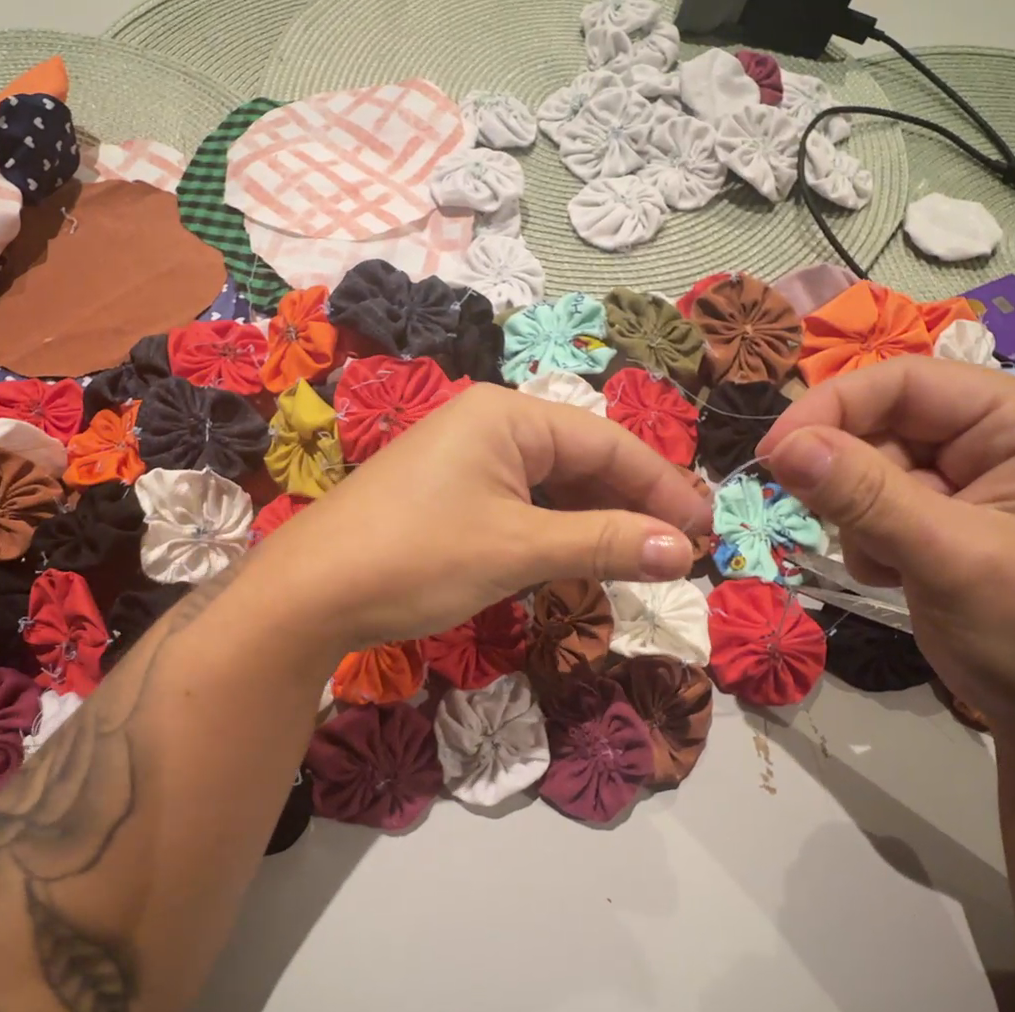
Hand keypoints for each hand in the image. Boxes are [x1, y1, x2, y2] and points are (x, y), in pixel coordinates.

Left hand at [246, 384, 709, 652]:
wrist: (309, 594)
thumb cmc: (417, 558)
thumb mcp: (518, 550)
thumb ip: (603, 544)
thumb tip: (683, 551)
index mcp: (507, 414)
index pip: (607, 443)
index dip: (662, 487)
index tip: (706, 529)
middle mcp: (487, 423)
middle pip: (582, 459)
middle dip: (631, 505)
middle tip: (679, 550)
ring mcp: (463, 459)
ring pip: (551, 485)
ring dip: (595, 522)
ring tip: (641, 559)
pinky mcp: (447, 493)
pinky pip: (519, 503)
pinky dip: (554, 531)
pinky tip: (578, 558)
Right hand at [758, 358, 1014, 735]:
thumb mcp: (949, 557)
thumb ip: (863, 495)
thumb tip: (781, 445)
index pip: (906, 382)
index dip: (830, 409)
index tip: (769, 456)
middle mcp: (1005, 437)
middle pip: (885, 425)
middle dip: (854, 482)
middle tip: (855, 537)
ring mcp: (979, 481)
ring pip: (873, 470)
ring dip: (862, 520)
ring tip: (897, 569)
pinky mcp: (954, 520)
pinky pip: (881, 507)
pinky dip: (872, 542)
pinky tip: (902, 578)